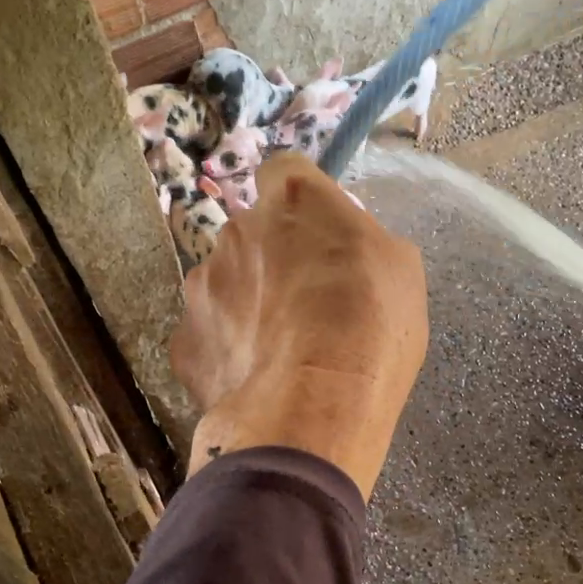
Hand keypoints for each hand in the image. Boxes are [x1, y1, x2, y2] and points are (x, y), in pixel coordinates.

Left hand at [170, 153, 427, 499]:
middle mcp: (236, 231)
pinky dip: (226, 352)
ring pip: (225, 285)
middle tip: (305, 305)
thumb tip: (340, 248)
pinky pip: (207, 337)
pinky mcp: (182, 341)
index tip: (317, 233)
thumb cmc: (369, 330)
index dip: (301, 203)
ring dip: (245, 306)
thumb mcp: (400, 270)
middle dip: (272, 259)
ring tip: (277, 353)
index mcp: (292, 199)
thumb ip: (360, 240)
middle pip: (252, 234)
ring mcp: (200, 287)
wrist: (311, 411)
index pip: (285, 172)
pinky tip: (253, 379)